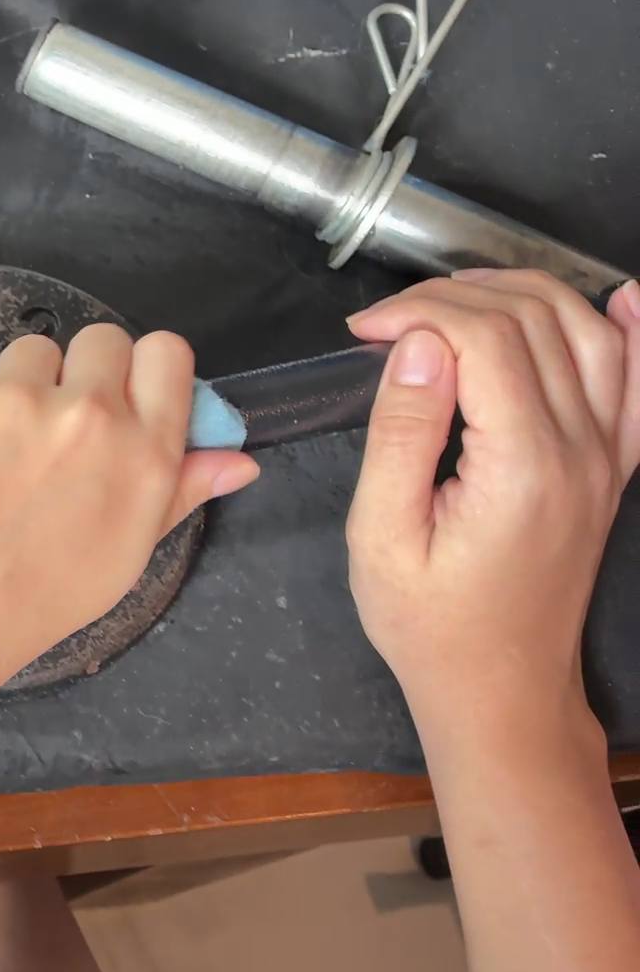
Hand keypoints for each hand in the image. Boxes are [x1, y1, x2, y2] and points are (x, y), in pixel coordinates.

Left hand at [0, 324, 258, 698]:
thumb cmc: (29, 599)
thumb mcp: (121, 558)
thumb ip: (176, 495)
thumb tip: (235, 460)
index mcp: (143, 451)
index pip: (165, 354)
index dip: (136, 370)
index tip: (108, 396)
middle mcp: (86, 413)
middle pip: (98, 340)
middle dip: (73, 374)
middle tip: (38, 427)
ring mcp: (11, 399)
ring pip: (25, 352)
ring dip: (10, 385)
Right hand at [345, 271, 639, 729]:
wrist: (494, 674)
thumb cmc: (421, 612)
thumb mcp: (381, 531)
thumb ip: (401, 437)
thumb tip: (417, 350)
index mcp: (523, 462)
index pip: (487, 342)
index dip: (420, 315)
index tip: (359, 331)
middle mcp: (586, 445)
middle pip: (541, 324)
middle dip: (457, 299)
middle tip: (384, 319)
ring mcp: (610, 452)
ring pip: (593, 334)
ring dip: (524, 297)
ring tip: (448, 299)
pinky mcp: (610, 464)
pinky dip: (633, 328)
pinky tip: (620, 301)